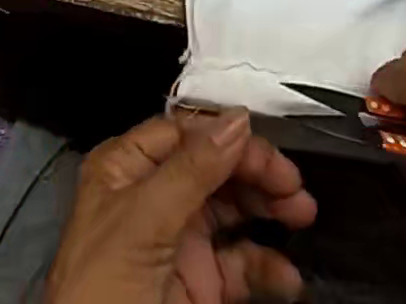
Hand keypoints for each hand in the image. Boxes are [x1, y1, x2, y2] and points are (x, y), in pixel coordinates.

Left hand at [45, 109, 317, 303]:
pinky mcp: (199, 283)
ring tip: (303, 213)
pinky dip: (267, 266)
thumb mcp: (141, 220)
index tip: (263, 149)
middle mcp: (154, 195)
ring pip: (233, 207)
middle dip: (257, 171)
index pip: (185, 132)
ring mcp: (179, 239)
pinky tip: (286, 277)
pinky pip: (240, 262)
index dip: (225, 136)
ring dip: (270, 208)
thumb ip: (192, 168)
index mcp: (127, 168)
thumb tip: (239, 118)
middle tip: (293, 185)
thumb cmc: (102, 288)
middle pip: (216, 166)